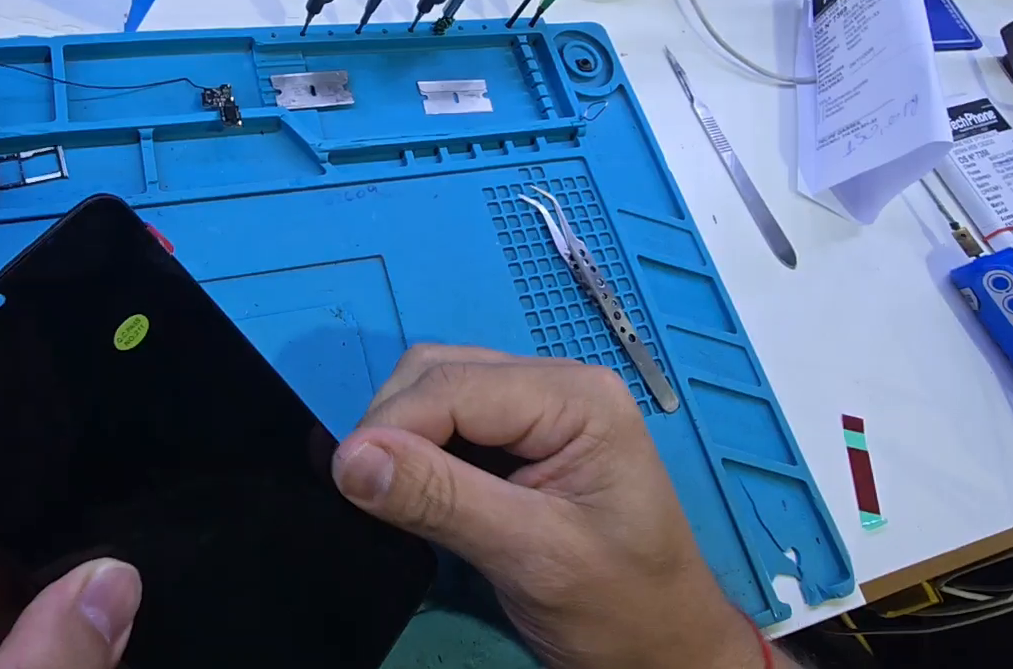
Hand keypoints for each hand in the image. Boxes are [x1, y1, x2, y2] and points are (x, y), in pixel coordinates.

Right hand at [331, 346, 772, 668]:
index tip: (345, 476)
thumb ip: (439, 499)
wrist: (666, 653)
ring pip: (436, 387)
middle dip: (393, 424)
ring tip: (384, 488)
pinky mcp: (520, 429)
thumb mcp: (530, 557)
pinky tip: (404, 479)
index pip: (455, 385)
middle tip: (366, 489)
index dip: (391, 424)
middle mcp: (553, 380)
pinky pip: (449, 415)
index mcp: (574, 396)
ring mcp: (537, 401)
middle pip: (440, 373)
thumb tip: (349, 457)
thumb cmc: (619, 609)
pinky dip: (417, 444)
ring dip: (400, 432)